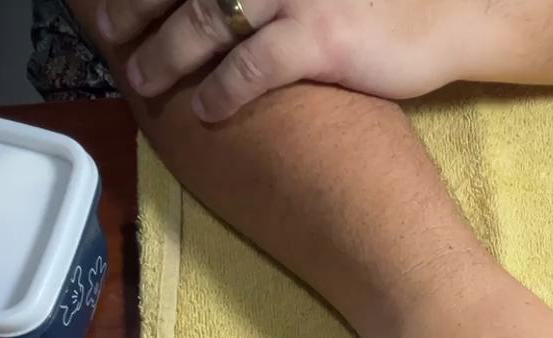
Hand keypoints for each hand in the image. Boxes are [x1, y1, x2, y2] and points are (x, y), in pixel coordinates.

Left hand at [96, 0, 480, 120]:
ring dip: (165, 53)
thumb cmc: (372, 3)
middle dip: (137, 8)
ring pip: (204, 19)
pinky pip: (252, 65)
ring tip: (141, 81)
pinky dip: (220, 89)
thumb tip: (220, 7)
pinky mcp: (320, 37)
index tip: (111, 7)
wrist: (442, 16)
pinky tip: (202, 111)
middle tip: (110, 37)